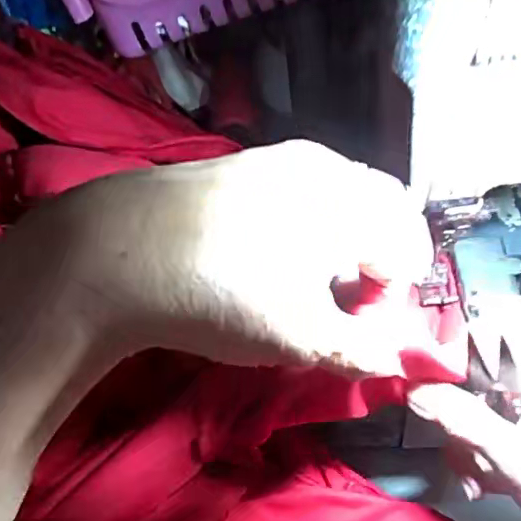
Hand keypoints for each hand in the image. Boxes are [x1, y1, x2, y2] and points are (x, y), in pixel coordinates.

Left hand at [11, 140, 436, 376]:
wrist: (112, 252)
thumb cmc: (226, 293)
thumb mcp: (303, 337)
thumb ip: (361, 350)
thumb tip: (392, 361)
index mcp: (350, 201)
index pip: (408, 246)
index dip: (398, 297)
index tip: (370, 330)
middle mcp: (322, 166)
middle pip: (381, 213)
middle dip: (377, 265)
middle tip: (350, 306)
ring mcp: (275, 159)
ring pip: (339, 202)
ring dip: (342, 248)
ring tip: (309, 289)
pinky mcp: (235, 167)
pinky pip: (297, 196)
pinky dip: (305, 231)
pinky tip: (267, 265)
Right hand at [406, 313, 520, 520]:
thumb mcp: (514, 456)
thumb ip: (464, 420)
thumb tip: (416, 390)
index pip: (495, 327)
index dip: (456, 345)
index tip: (427, 377)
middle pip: (477, 373)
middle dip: (457, 413)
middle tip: (458, 444)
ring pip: (478, 408)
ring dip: (467, 444)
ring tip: (477, 477)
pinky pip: (489, 434)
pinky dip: (480, 458)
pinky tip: (483, 485)